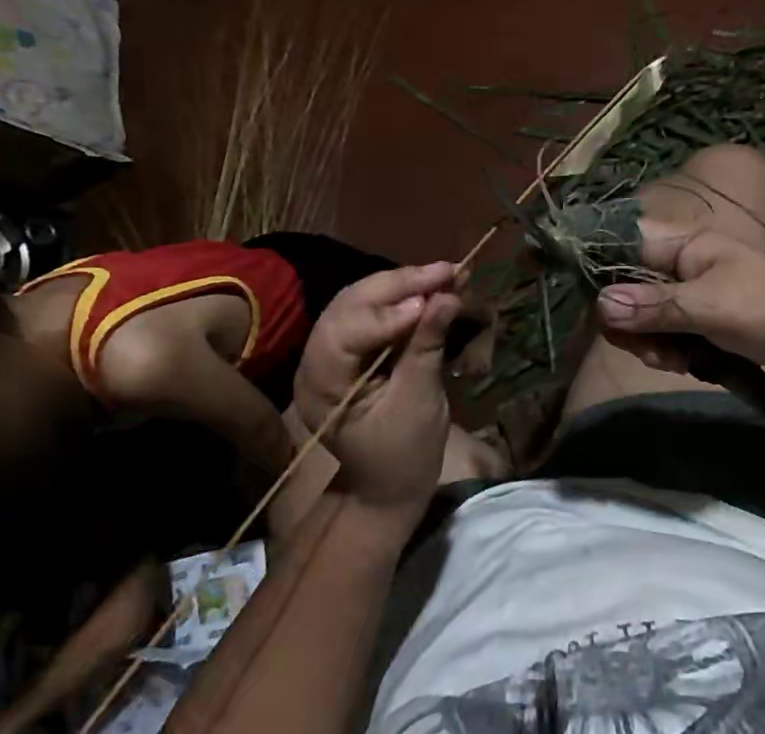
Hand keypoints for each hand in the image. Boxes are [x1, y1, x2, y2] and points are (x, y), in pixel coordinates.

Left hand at [295, 262, 459, 516]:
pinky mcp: (351, 348)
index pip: (346, 331)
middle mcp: (317, 359)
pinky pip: (371, 311)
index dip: (388, 311)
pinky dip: (401, 298)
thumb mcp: (418, 405)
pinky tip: (430, 290)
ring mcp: (331, 351)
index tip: (432, 297)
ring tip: (445, 274)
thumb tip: (446, 297)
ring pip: (360, 300)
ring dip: (403, 285)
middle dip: (400, 284)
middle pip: (351, 303)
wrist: (384, 494)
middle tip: (448, 271)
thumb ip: (427, 348)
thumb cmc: (401, 460)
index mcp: (321, 384)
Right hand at [594, 218, 764, 367]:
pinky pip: (669, 331)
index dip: (602, 275)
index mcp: (678, 245)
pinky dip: (675, 350)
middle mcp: (676, 263)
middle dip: (636, 327)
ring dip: (656, 344)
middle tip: (657, 354)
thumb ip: (654, 306)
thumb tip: (599, 305)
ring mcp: (688, 290)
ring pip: (647, 317)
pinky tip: (693, 365)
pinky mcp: (700, 315)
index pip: (619, 246)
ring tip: (682, 362)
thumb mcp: (708, 307)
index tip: (603, 315)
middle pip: (627, 290)